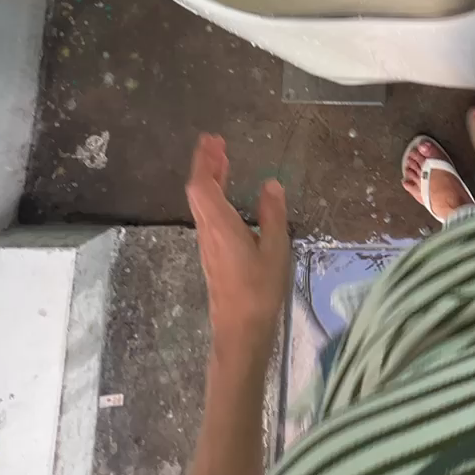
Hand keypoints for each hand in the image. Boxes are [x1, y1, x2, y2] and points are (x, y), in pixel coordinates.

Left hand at [186, 134, 290, 351]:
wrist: (240, 333)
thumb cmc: (259, 290)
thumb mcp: (275, 248)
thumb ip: (272, 214)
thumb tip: (271, 184)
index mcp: (220, 227)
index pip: (202, 187)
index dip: (205, 162)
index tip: (212, 140)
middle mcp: (208, 233)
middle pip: (199, 193)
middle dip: (206, 165)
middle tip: (218, 143)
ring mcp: (209, 246)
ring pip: (203, 205)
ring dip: (211, 180)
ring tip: (224, 161)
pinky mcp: (214, 256)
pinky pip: (209, 216)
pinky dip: (216, 197)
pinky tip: (229, 197)